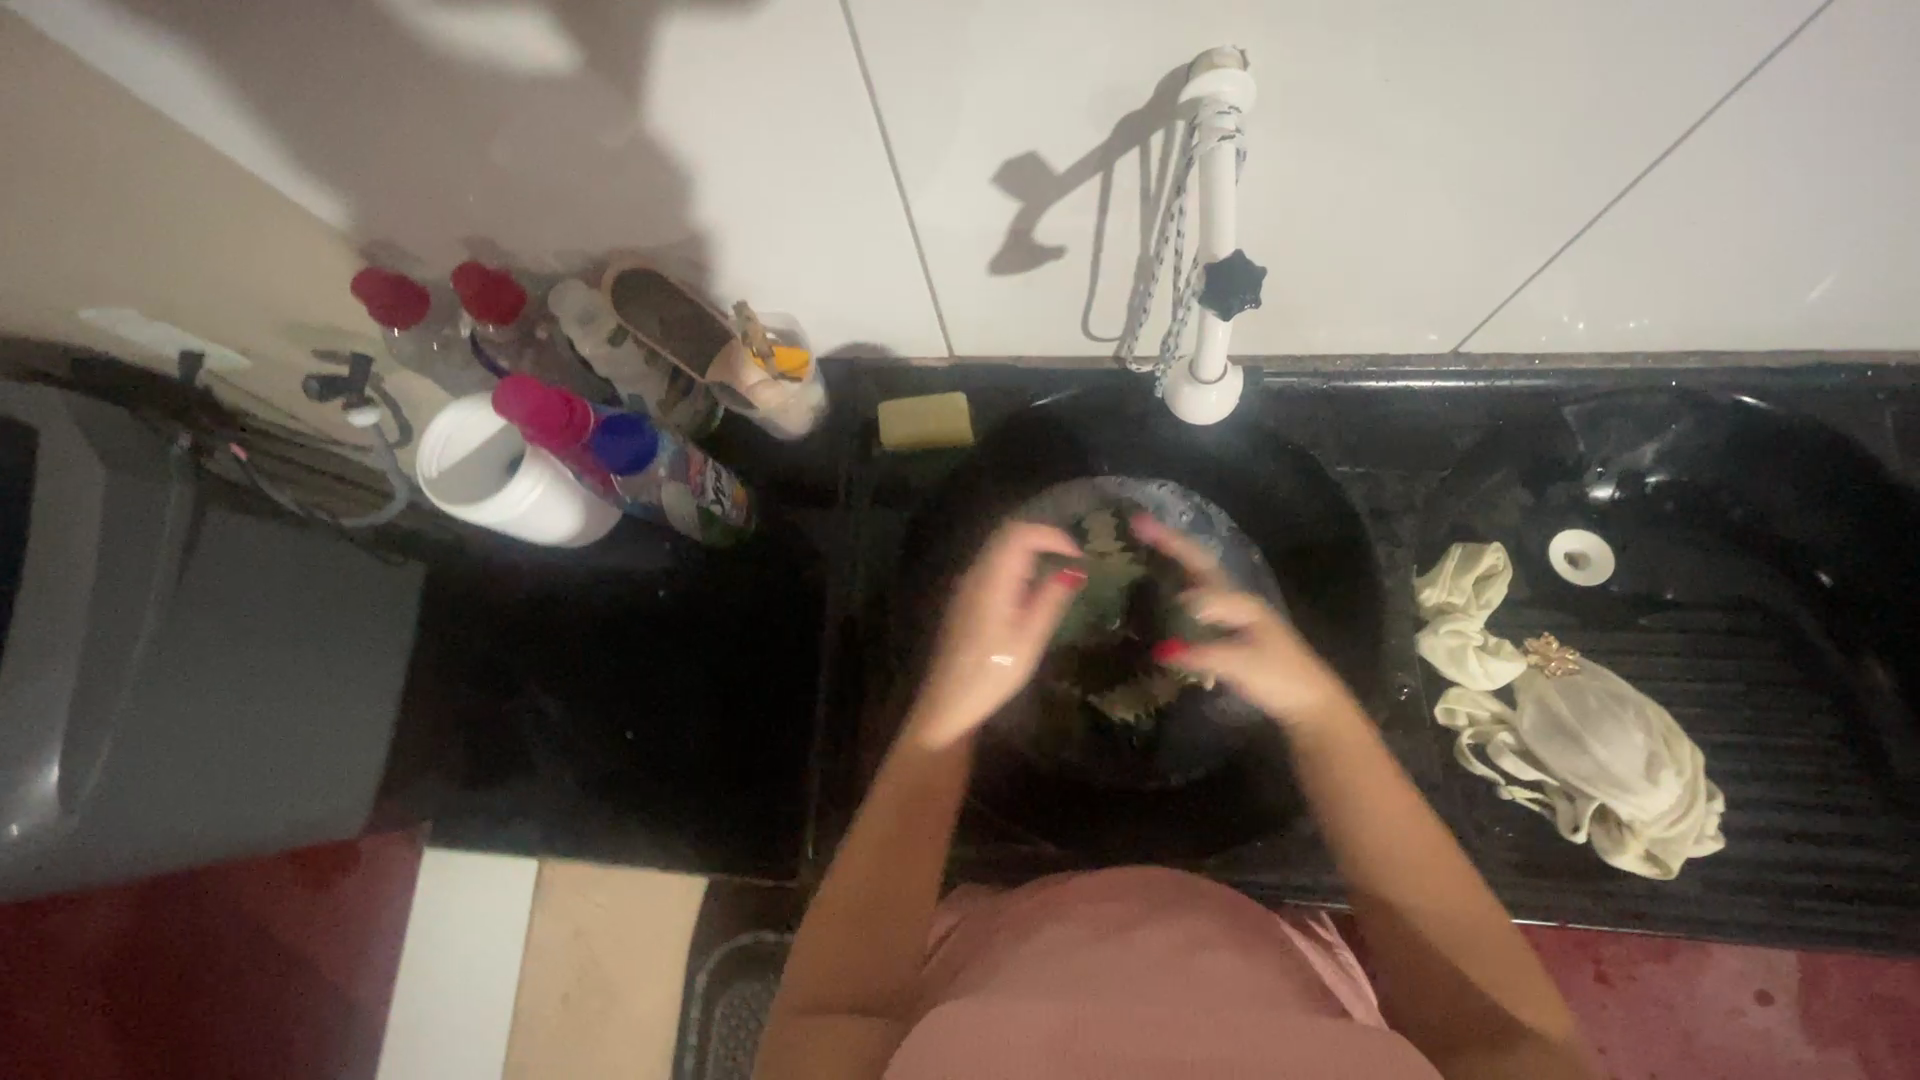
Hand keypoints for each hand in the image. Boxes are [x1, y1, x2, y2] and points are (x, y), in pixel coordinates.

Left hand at [905, 522, 1085, 748]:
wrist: (947, 703)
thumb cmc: (992, 674)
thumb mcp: (1029, 640)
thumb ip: (1051, 599)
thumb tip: (1074, 570)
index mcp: (991, 580)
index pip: (1019, 533)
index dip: (1052, 535)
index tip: (1077, 554)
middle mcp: (974, 574)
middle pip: (1006, 536)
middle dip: (1041, 539)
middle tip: (1070, 558)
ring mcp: (965, 586)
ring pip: (997, 551)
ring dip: (1028, 553)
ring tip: (1057, 574)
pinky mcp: (963, 600)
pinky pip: (991, 568)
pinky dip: (1015, 567)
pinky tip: (1030, 592)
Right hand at [1131, 514, 1354, 730]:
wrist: (1311, 704)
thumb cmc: (1281, 678)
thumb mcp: (1242, 665)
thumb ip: (1203, 654)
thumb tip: (1162, 650)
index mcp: (1238, 601)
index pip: (1198, 566)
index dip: (1170, 546)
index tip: (1139, 530)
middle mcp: (1234, 601)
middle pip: (1197, 564)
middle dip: (1170, 543)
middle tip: (1139, 523)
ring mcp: (1233, 616)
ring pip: (1196, 581)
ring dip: (1172, 563)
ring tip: (1142, 549)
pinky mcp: (1229, 635)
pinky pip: (1195, 605)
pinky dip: (1175, 593)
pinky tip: (1159, 600)